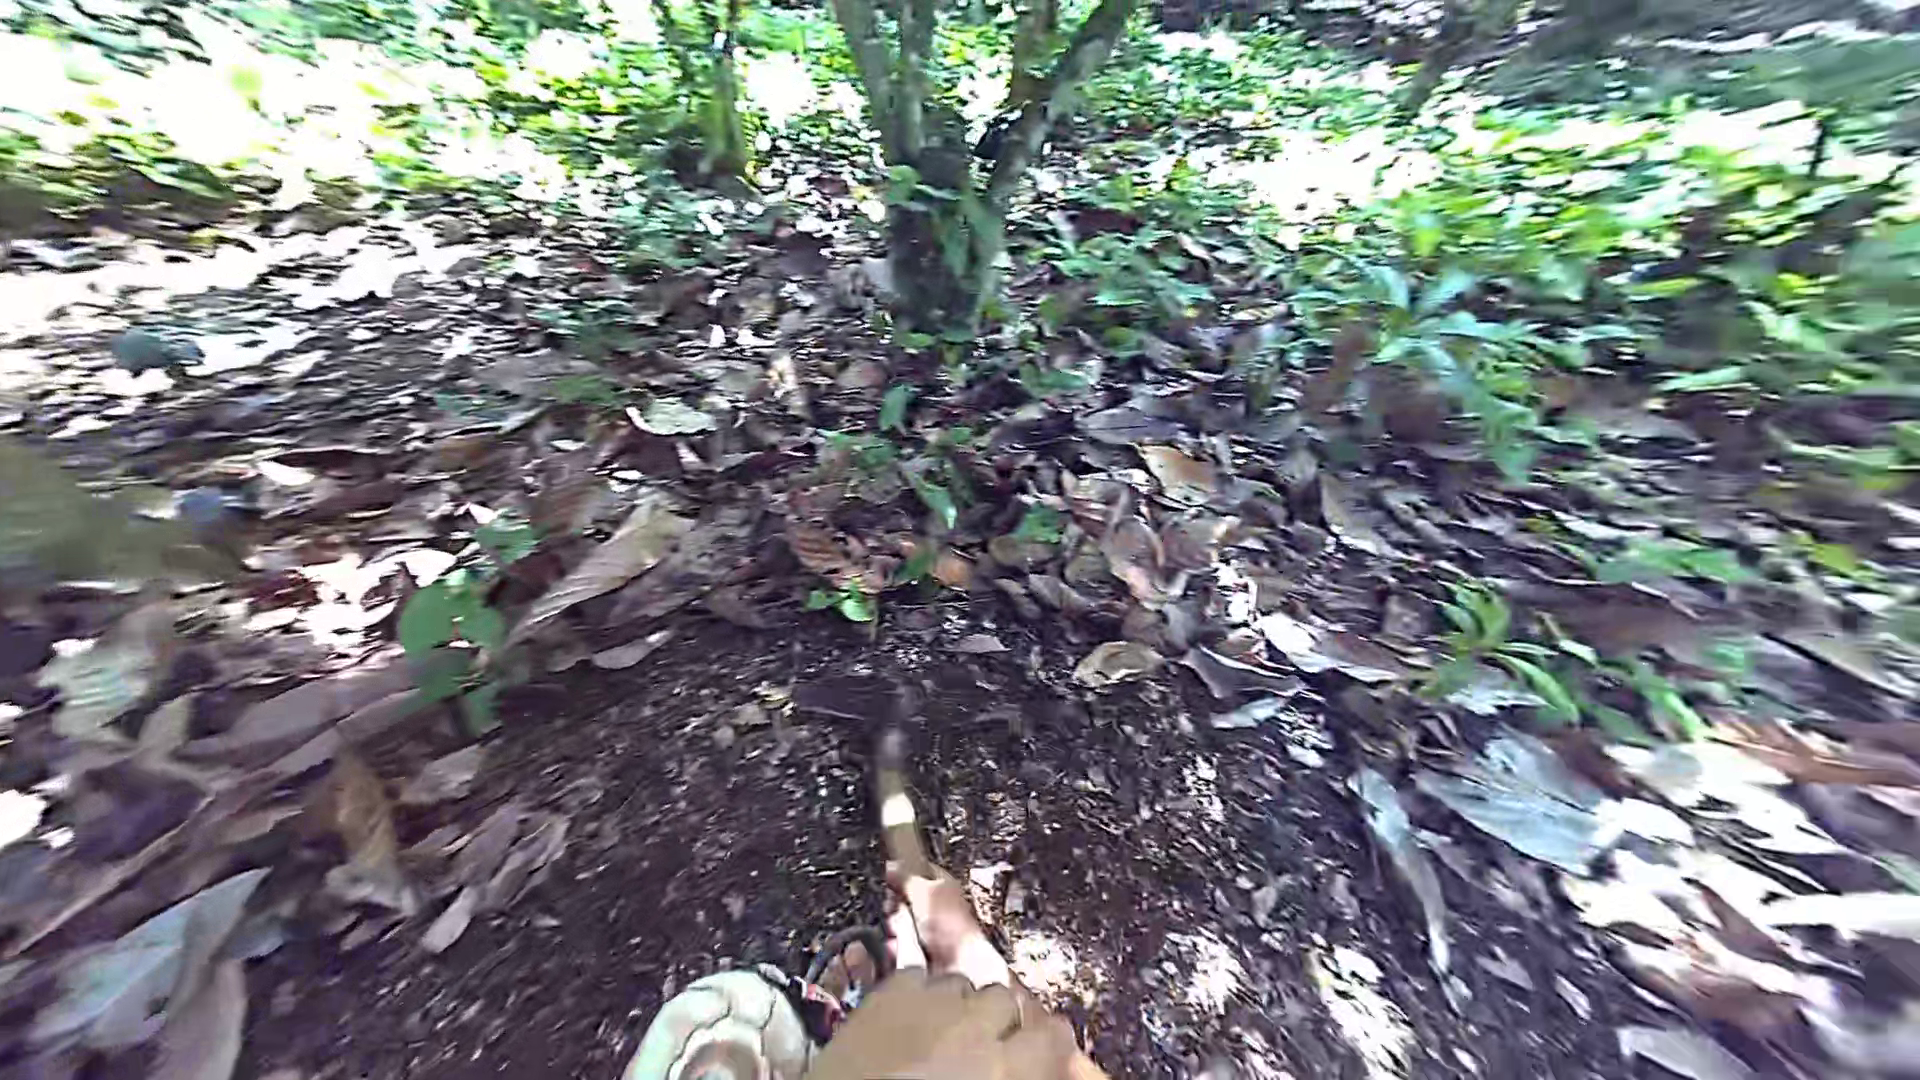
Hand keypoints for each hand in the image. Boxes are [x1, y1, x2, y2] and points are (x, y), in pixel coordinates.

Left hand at [805, 968, 1073, 1079]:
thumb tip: (1020, 1071)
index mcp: (1000, 1070)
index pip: (1051, 1038)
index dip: (1052, 1044)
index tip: (1047, 1052)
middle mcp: (972, 1022)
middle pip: (1004, 999)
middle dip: (999, 1022)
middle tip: (984, 1050)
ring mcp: (928, 997)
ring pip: (963, 982)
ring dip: (961, 1005)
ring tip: (945, 1033)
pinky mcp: (889, 988)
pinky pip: (921, 977)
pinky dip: (922, 996)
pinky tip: (910, 1021)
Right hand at [886, 863, 1014, 989]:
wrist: (959, 966)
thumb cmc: (946, 921)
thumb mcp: (923, 891)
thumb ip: (905, 878)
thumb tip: (890, 866)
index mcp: (942, 884)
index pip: (918, 870)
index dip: (902, 873)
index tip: (886, 879)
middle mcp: (937, 904)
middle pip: (907, 897)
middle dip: (895, 903)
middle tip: (889, 907)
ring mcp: (930, 930)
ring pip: (902, 922)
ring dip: (895, 926)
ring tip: (893, 931)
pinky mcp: (922, 953)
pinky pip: (902, 945)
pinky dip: (895, 946)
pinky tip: (892, 947)